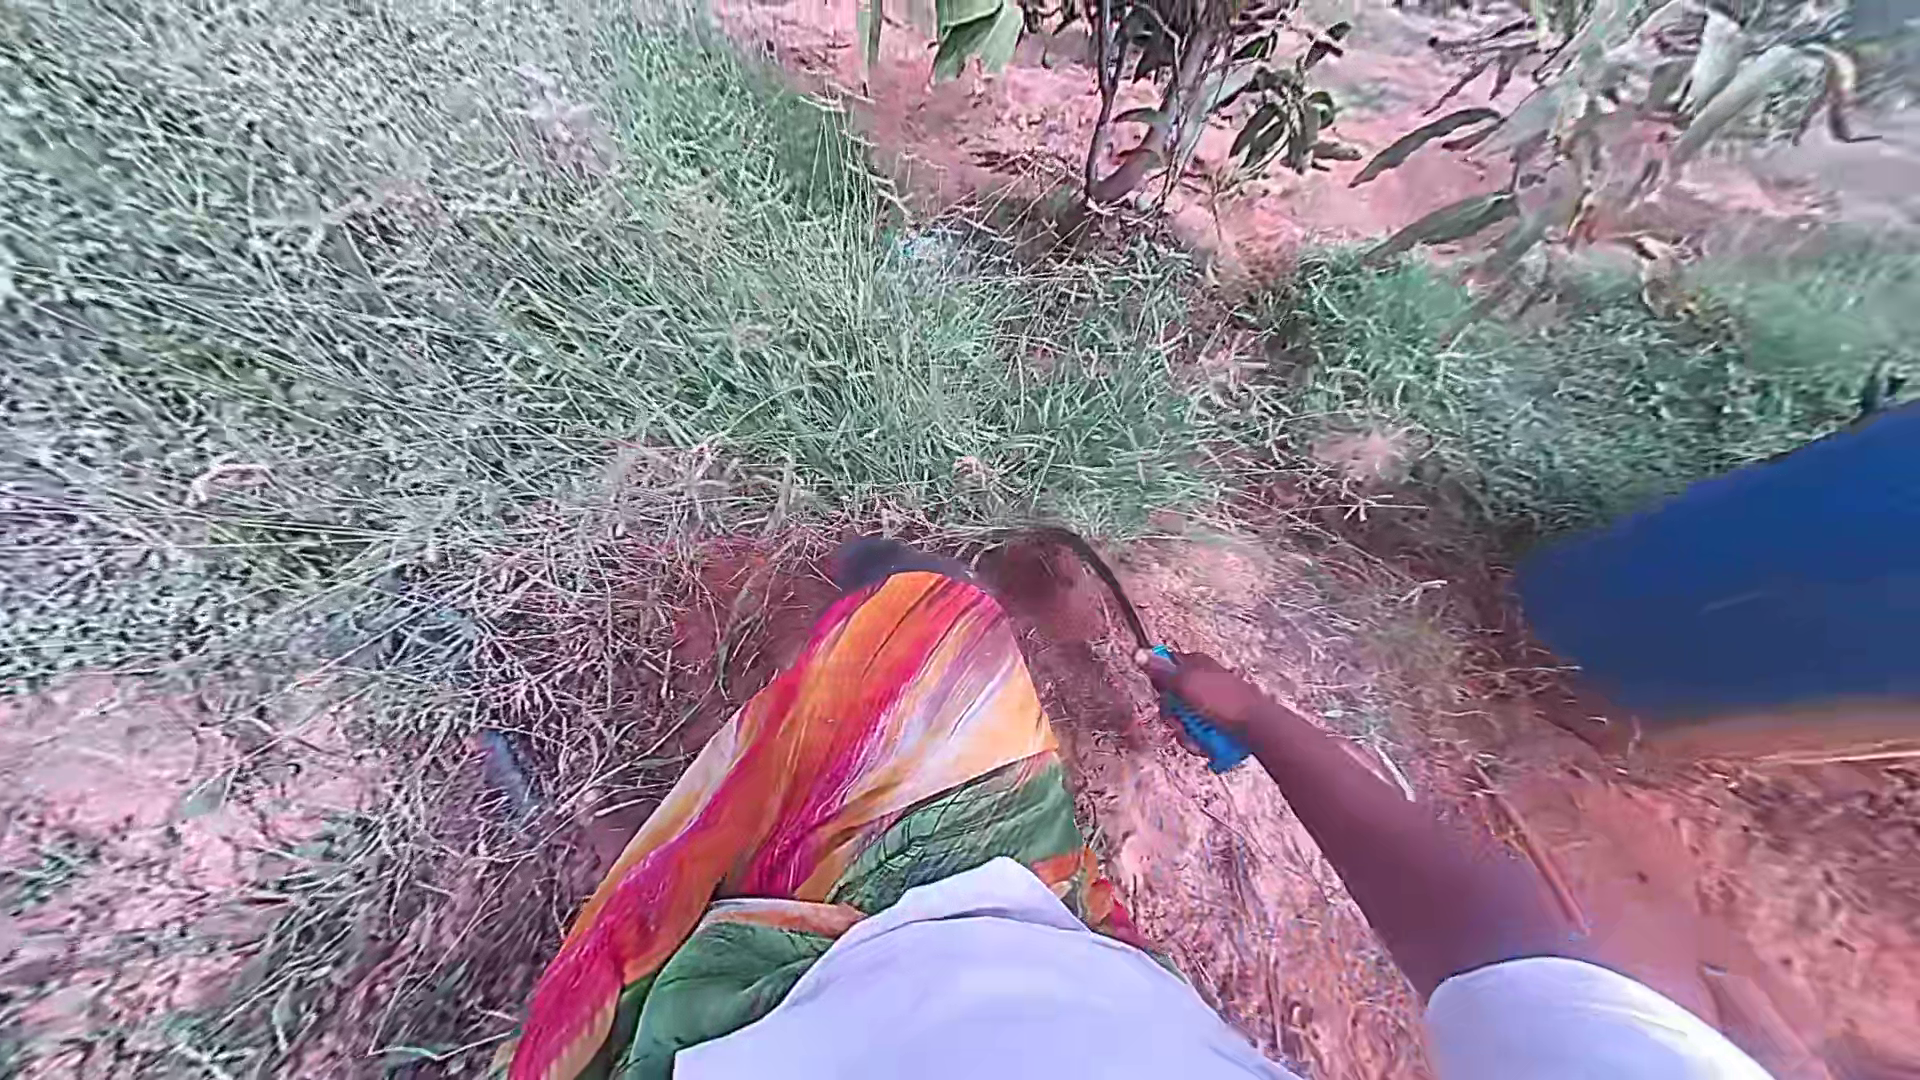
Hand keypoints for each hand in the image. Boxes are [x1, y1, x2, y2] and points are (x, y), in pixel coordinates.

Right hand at [1131, 649, 1276, 737]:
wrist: (1258, 728)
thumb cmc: (1223, 701)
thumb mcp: (1185, 683)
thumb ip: (1160, 671)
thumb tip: (1139, 653)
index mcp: (1196, 663)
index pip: (1165, 665)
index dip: (1160, 682)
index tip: (1162, 694)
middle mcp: (1204, 679)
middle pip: (1173, 696)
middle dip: (1173, 715)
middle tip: (1179, 721)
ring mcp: (1213, 701)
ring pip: (1185, 717)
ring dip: (1186, 731)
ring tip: (1196, 737)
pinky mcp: (1221, 721)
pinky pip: (1199, 730)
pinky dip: (1199, 739)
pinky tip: (1205, 743)